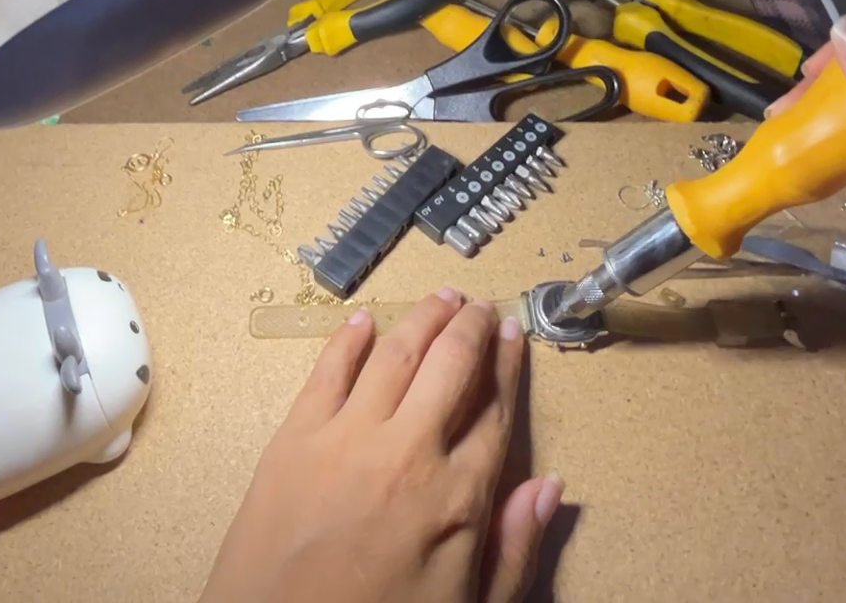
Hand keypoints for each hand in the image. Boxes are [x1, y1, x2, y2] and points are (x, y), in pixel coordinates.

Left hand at [200, 289, 562, 602]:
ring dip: (423, 317)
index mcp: (457, 497)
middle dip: (471, 327)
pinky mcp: (296, 434)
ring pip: (397, 352)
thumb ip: (515, 549)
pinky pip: (329, 370)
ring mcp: (349, 436)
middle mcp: (409, 450)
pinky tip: (365, 318)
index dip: (507, 365)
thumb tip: (549, 485)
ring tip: (441, 297)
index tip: (512, 332)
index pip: (495, 409)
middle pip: (451, 365)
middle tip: (479, 306)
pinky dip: (349, 338)